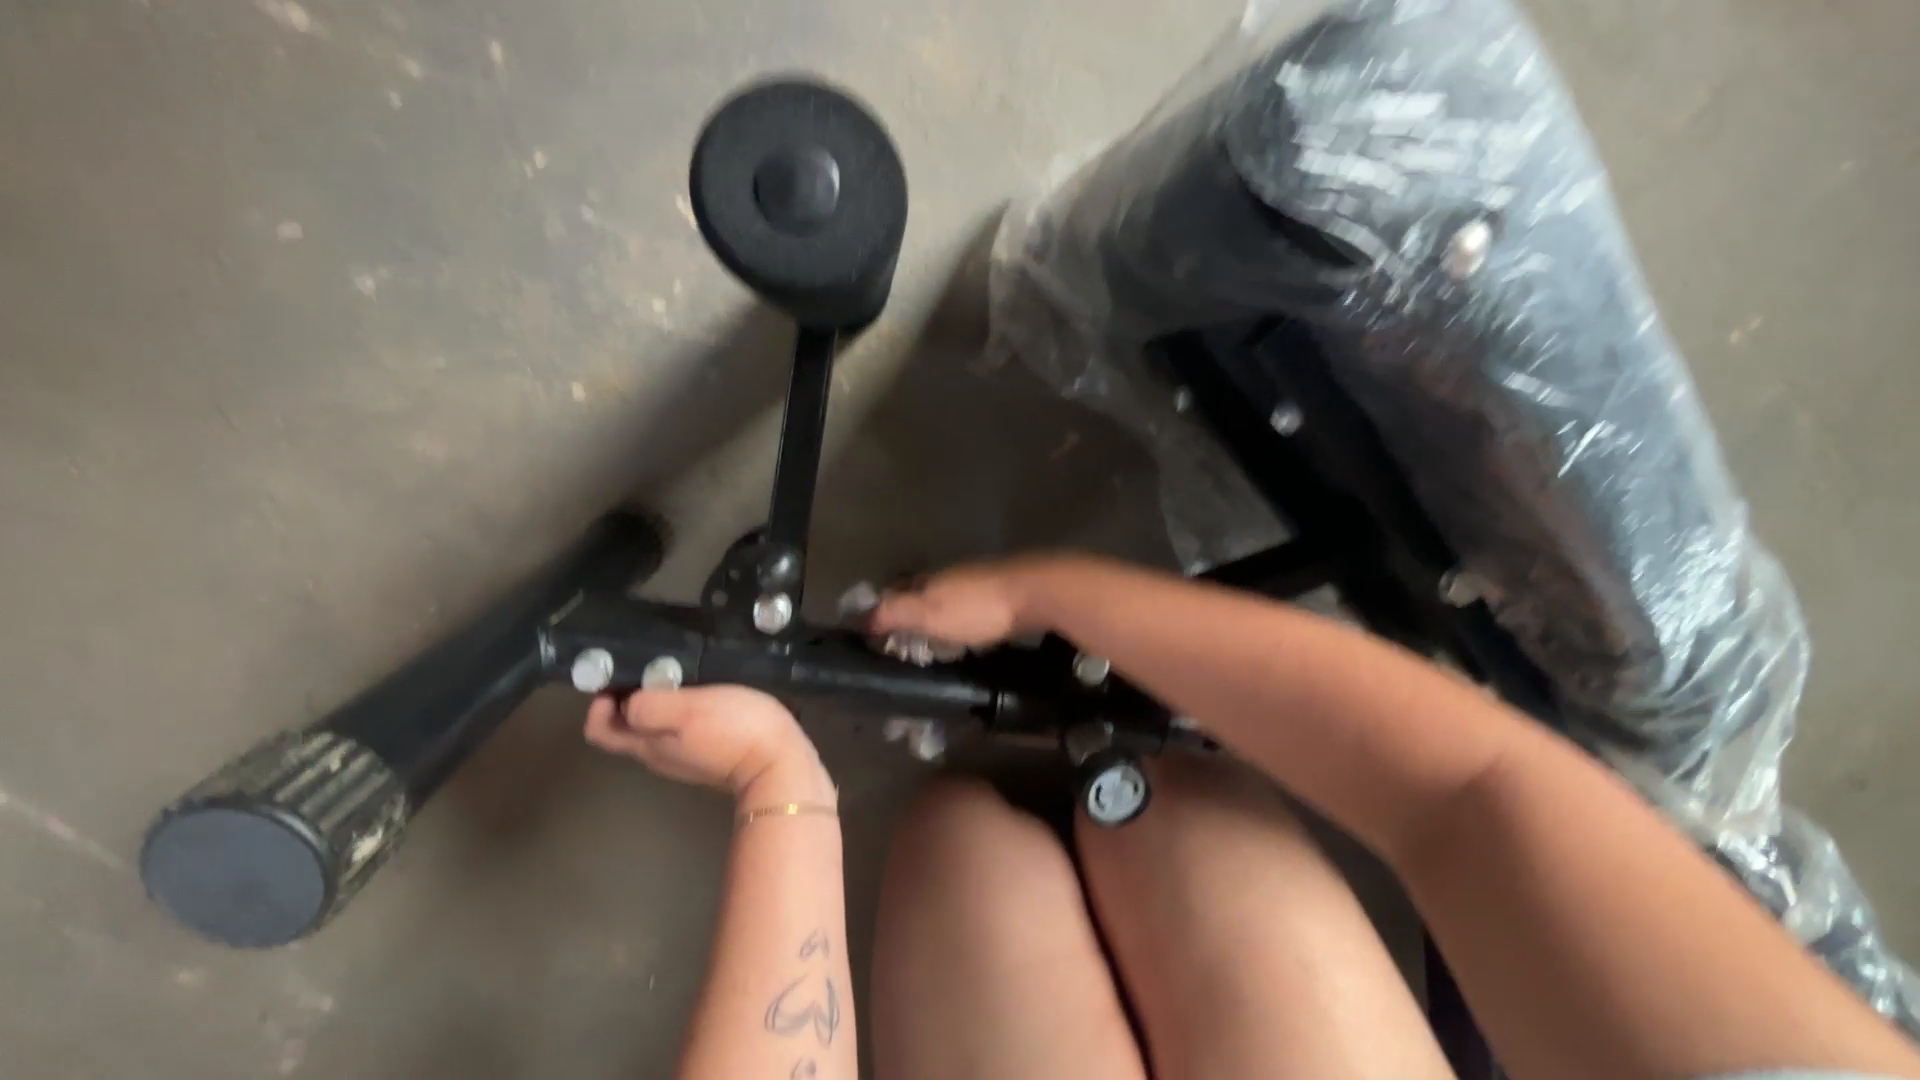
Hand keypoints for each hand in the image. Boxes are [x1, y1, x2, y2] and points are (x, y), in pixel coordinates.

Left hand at [584, 686, 832, 803]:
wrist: (784, 767)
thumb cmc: (735, 733)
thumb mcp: (689, 710)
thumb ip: (650, 705)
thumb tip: (627, 701)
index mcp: (647, 745)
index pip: (599, 730)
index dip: (599, 703)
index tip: (619, 676)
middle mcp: (660, 756)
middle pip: (628, 728)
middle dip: (631, 696)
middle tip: (655, 666)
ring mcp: (689, 759)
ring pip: (658, 729)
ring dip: (662, 701)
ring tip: (685, 674)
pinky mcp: (715, 756)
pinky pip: (687, 730)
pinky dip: (688, 710)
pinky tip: (711, 693)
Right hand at [867, 557, 1058, 648]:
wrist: (1035, 594)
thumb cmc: (976, 608)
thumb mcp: (927, 614)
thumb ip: (894, 613)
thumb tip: (859, 617)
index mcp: (930, 579)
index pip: (898, 589)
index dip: (885, 606)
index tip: (874, 628)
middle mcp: (953, 576)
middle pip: (925, 592)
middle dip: (913, 611)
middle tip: (905, 639)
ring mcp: (982, 583)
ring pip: (952, 599)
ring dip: (942, 616)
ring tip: (936, 642)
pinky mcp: (1006, 596)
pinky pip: (977, 609)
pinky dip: (967, 621)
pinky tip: (972, 636)